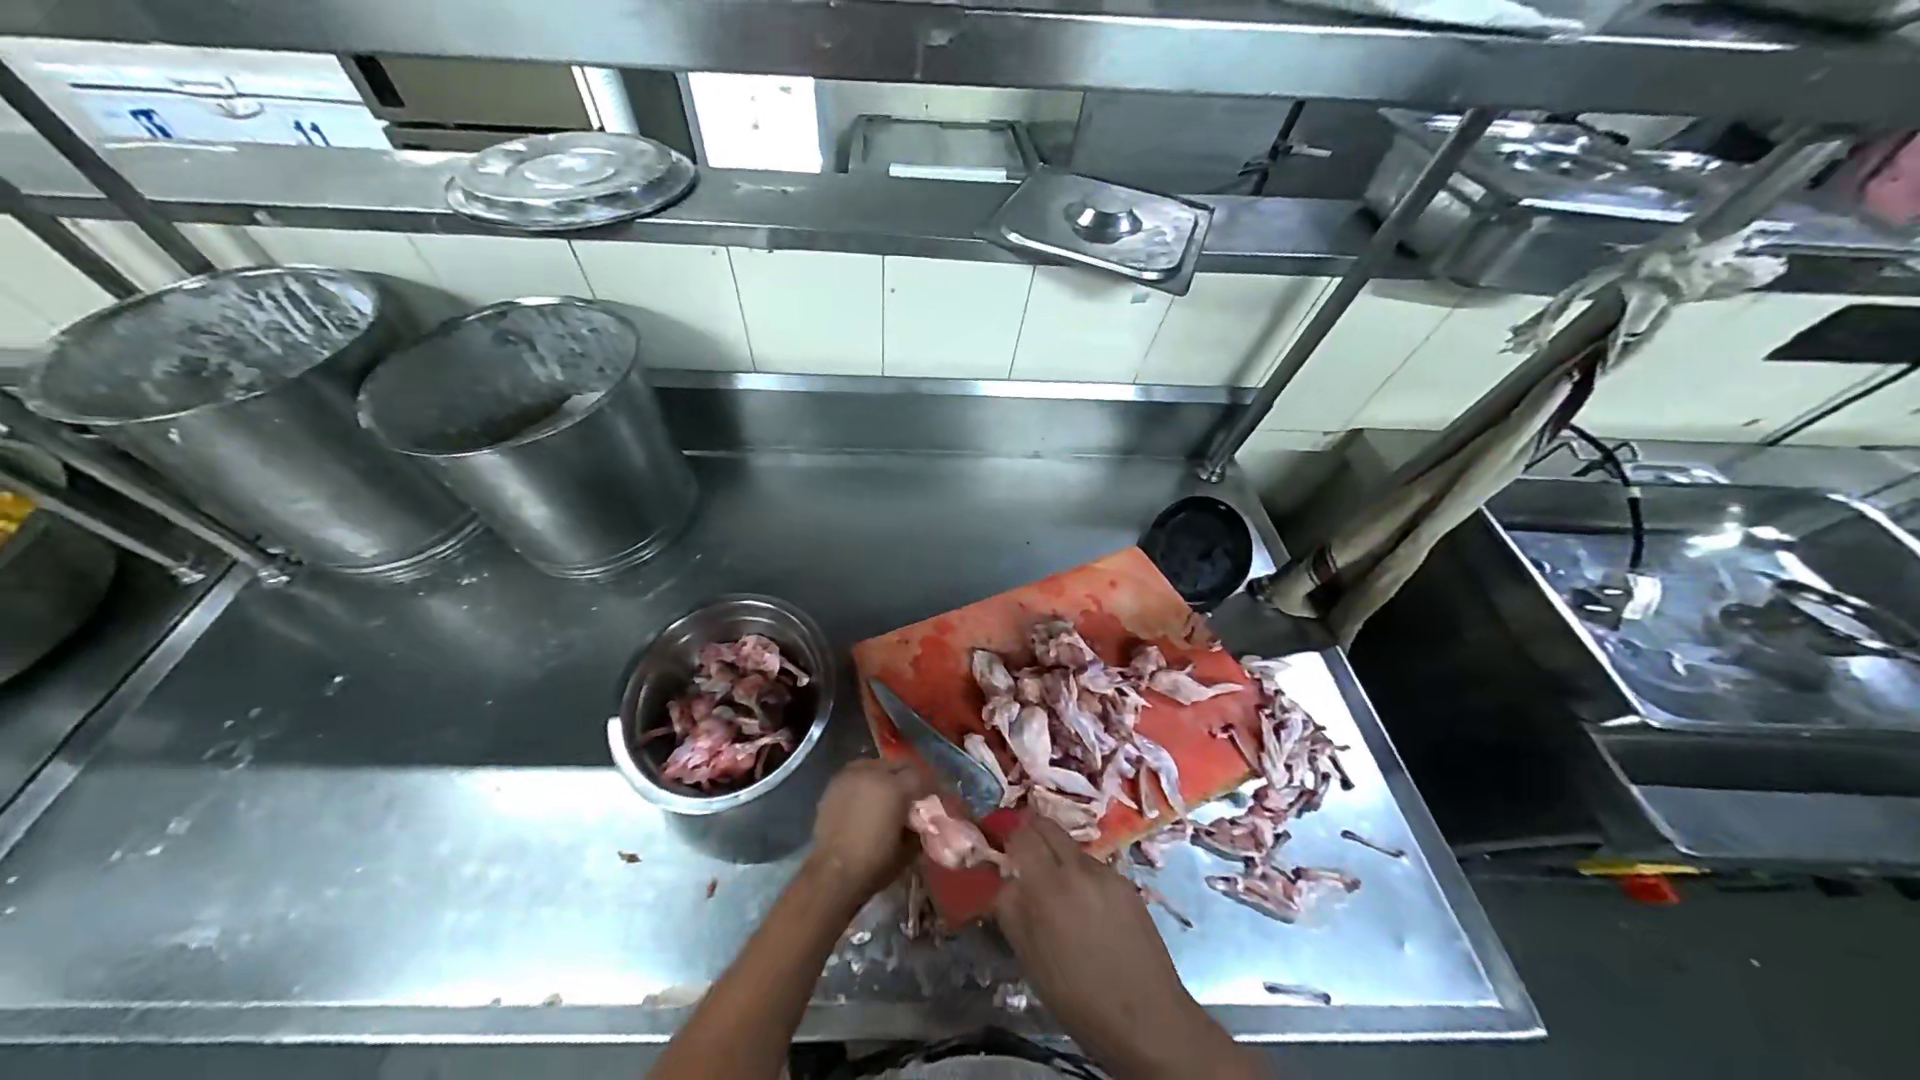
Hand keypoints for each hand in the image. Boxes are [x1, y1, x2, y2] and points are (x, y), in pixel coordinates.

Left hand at [805, 758, 927, 907]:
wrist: (832, 874)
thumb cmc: (874, 864)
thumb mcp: (908, 850)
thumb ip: (919, 828)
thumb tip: (922, 820)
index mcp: (895, 788)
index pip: (921, 776)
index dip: (930, 787)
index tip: (932, 798)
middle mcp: (874, 774)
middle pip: (899, 765)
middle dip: (909, 777)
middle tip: (912, 795)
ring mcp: (851, 776)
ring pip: (876, 765)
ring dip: (886, 775)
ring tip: (888, 793)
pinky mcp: (834, 784)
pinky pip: (857, 773)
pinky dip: (866, 780)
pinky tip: (867, 796)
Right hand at [993, 819, 1264, 1079]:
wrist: (1146, 1018)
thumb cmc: (1077, 997)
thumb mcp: (1029, 957)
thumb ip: (1011, 908)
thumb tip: (1005, 879)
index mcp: (1047, 886)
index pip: (1022, 835)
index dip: (1009, 836)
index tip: (1002, 847)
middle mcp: (1077, 868)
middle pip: (1048, 827)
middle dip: (1032, 831)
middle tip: (1023, 850)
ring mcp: (1107, 873)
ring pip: (1073, 846)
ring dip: (1058, 854)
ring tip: (1056, 885)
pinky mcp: (1128, 884)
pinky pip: (1096, 866)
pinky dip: (1083, 874)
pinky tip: (1086, 904)